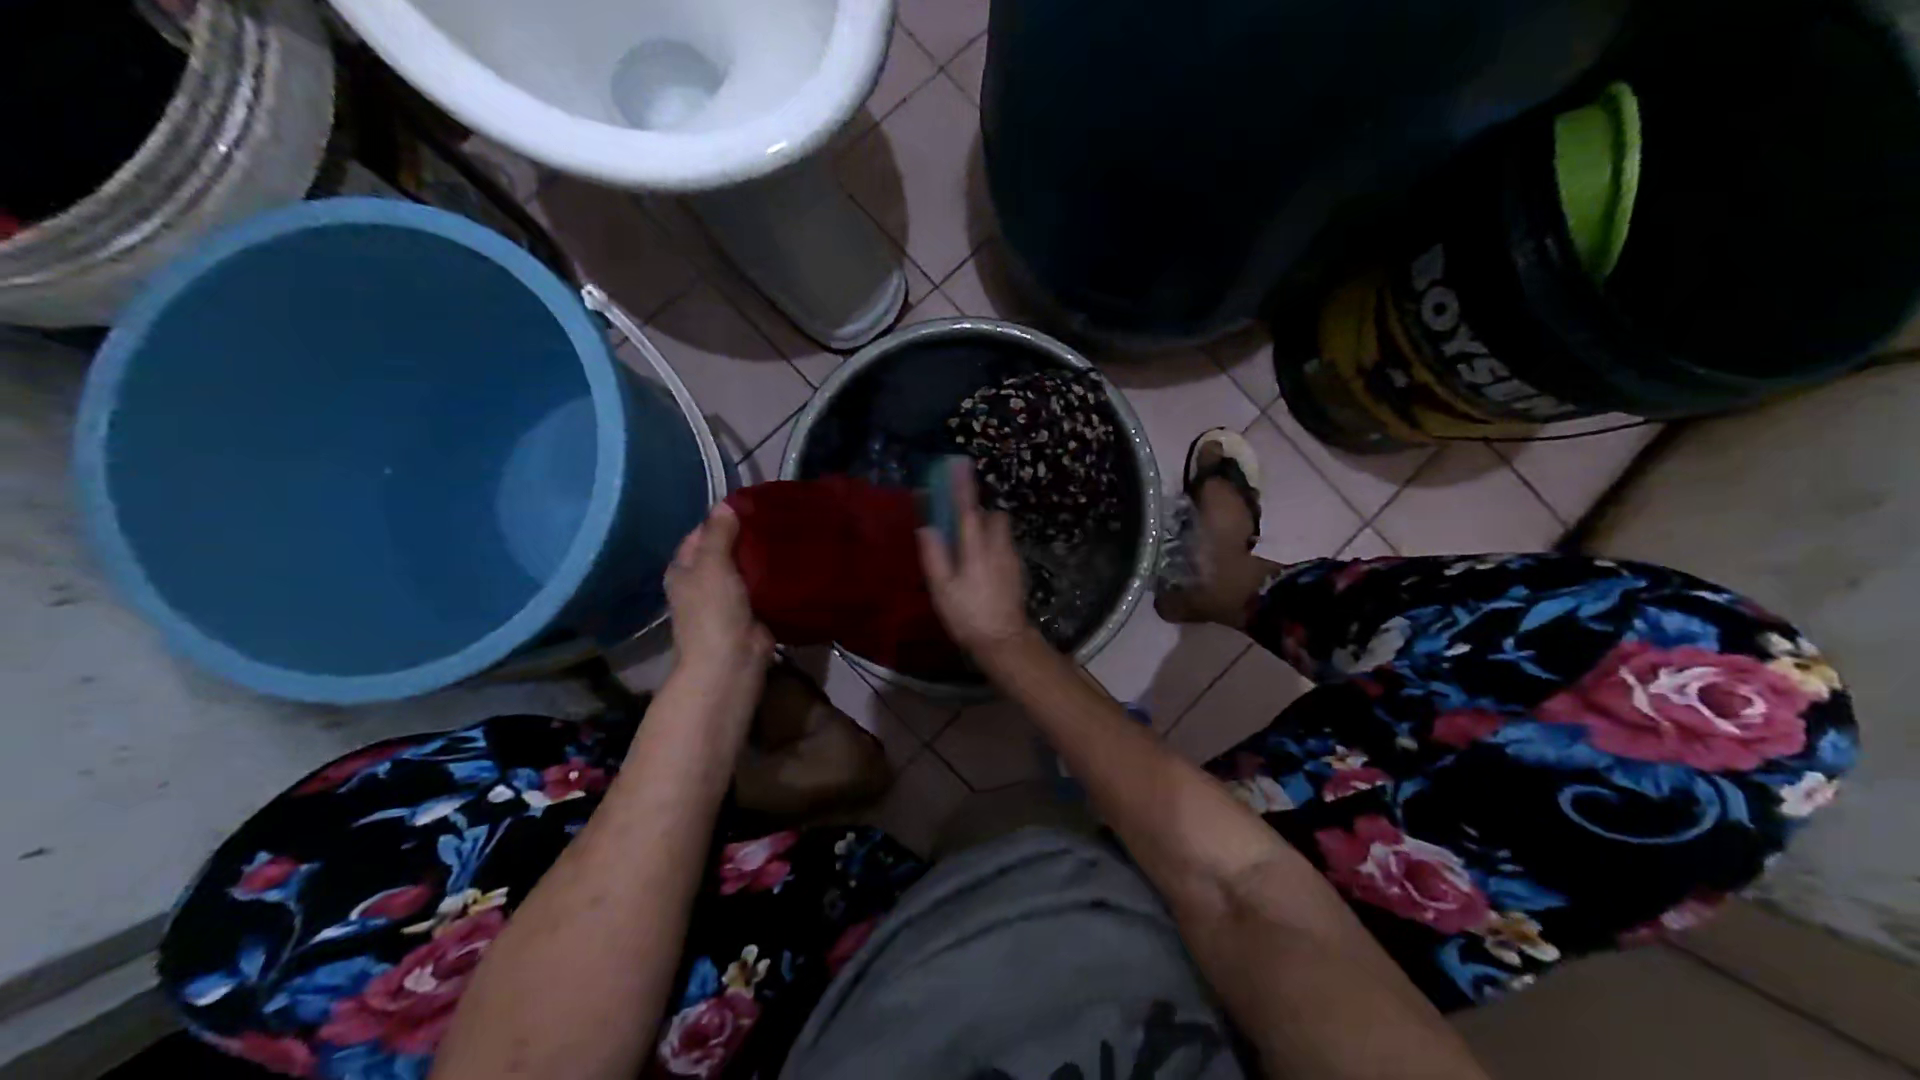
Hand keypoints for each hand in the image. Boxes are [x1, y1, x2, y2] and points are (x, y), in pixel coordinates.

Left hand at [665, 504, 774, 683]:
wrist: (731, 662)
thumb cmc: (713, 611)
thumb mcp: (711, 564)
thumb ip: (719, 533)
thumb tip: (726, 503)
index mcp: (683, 569)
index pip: (701, 533)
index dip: (723, 518)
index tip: (753, 504)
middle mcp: (702, 582)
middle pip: (725, 549)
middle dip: (747, 535)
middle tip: (777, 516)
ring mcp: (727, 598)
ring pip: (747, 568)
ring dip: (763, 556)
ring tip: (789, 533)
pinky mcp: (751, 612)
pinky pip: (763, 586)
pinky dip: (775, 576)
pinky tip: (793, 561)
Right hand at [917, 460, 1036, 657]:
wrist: (1003, 641)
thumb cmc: (967, 615)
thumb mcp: (942, 589)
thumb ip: (935, 556)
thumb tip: (927, 527)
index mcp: (976, 550)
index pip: (968, 510)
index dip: (963, 487)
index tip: (959, 465)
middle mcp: (998, 547)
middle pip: (993, 516)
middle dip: (980, 511)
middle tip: (962, 520)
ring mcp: (1012, 558)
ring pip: (1001, 530)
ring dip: (988, 528)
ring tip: (970, 544)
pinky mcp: (1018, 570)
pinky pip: (1005, 546)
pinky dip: (994, 544)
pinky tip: (983, 565)